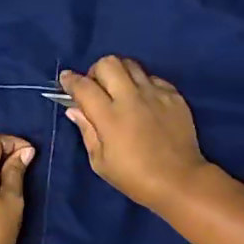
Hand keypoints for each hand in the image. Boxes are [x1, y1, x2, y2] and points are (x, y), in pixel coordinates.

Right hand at [59, 55, 212, 213]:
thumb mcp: (100, 162)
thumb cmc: (133, 177)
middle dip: (96, 71)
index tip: (65, 80)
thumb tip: (75, 110)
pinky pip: (152, 78)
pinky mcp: (174, 95)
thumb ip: (87, 131)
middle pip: (108, 63)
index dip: (70, 80)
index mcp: (110, 117)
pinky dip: (141, 84)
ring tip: (118, 91)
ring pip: (131, 65)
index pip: (84, 87)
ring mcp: (155, 93)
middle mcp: (132, 97)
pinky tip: (142, 102)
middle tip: (95, 88)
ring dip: (119, 73)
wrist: (178, 180)